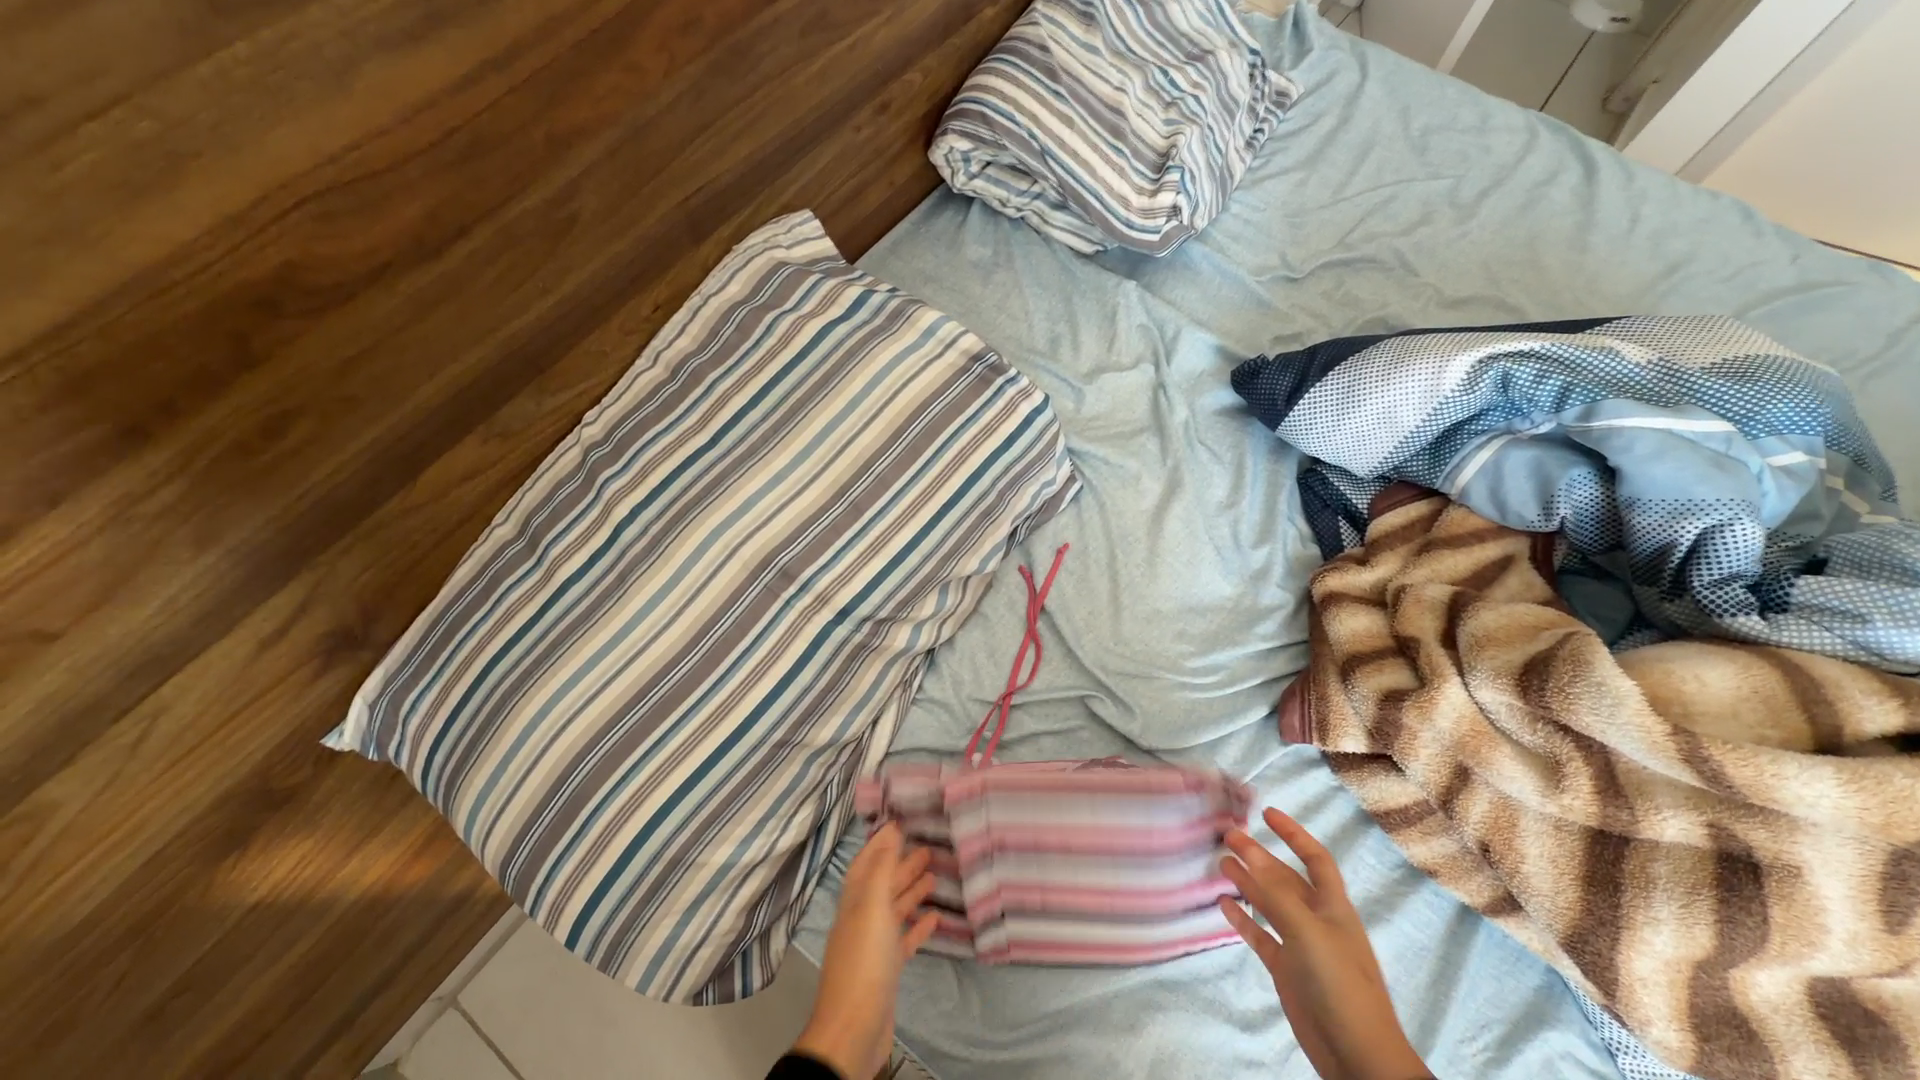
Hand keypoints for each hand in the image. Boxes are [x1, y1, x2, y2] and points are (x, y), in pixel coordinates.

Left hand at [792, 822, 938, 1078]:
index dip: (880, 844)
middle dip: (901, 864)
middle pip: (882, 885)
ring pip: (894, 910)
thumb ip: (882, 869)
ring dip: (911, 891)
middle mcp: (861, 919)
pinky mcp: (887, 969)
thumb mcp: (872, 908)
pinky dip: (917, 925)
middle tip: (928, 848)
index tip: (900, 824)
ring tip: (934, 874)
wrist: (854, 1029)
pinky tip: (935, 917)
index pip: (865, 865)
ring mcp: (874, 946)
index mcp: (854, 903)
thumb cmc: (863, 962)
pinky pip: (904, 939)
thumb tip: (890, 830)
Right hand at [1219, 807, 1430, 1079]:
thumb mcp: (1308, 932)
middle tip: (1228, 836)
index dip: (1293, 834)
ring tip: (1221, 864)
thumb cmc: (1340, 984)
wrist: (1356, 1052)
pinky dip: (1243, 919)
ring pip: (1270, 905)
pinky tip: (1224, 905)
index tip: (1266, 814)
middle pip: (1284, 878)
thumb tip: (1249, 855)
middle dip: (1259, 856)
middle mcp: (1317, 920)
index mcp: (1333, 906)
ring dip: (1248, 884)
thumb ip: (1277, 895)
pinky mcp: (1287, 970)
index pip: (1314, 858)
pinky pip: (1261, 936)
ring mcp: (1301, 946)